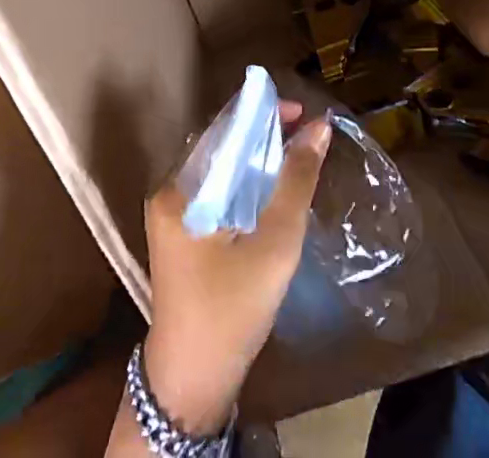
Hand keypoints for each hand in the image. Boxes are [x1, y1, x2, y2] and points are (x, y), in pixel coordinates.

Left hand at [141, 101, 330, 432]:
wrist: (194, 378)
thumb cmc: (232, 309)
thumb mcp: (274, 243)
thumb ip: (295, 181)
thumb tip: (319, 128)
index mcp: (179, 189)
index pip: (222, 130)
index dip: (261, 112)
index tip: (301, 110)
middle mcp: (169, 193)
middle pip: (219, 146)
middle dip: (262, 132)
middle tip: (306, 129)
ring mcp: (173, 215)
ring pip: (220, 168)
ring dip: (256, 156)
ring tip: (296, 150)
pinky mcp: (183, 234)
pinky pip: (217, 191)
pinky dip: (246, 181)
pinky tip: (273, 185)